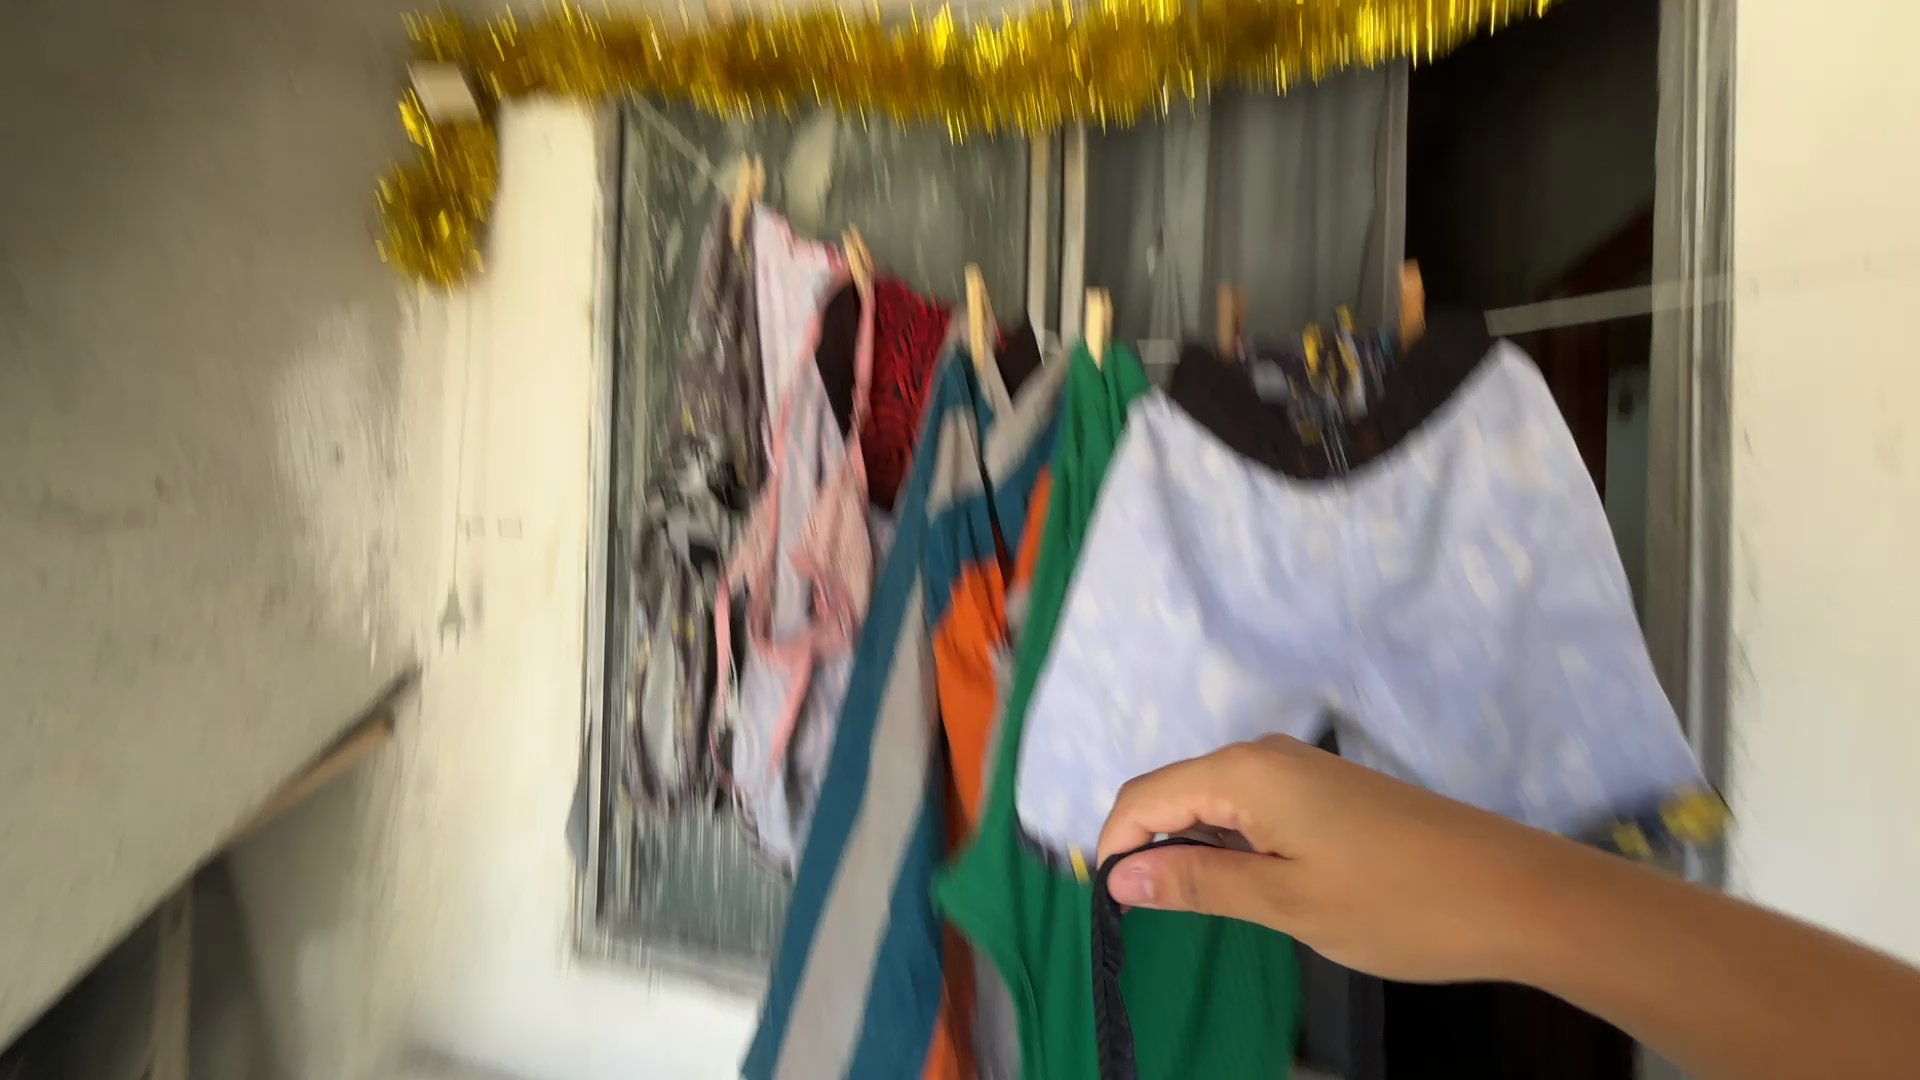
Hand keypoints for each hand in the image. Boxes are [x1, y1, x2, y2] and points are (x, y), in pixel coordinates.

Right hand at [1097, 735, 1566, 983]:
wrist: (1520, 892)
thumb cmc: (1396, 902)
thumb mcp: (1287, 901)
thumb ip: (1196, 883)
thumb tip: (1120, 877)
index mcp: (1242, 773)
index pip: (1144, 796)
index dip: (1115, 843)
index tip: (1108, 900)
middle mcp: (1259, 755)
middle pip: (1172, 790)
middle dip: (1145, 842)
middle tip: (1147, 909)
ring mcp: (1292, 767)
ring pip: (1208, 796)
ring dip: (1186, 842)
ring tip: (1192, 900)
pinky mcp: (1318, 786)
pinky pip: (1244, 801)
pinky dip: (1224, 837)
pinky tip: (1243, 877)